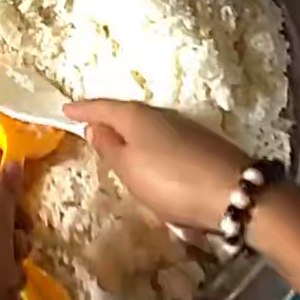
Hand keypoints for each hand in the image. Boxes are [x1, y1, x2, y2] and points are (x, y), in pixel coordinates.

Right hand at [63, 100, 248, 232]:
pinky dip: (150, 147)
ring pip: (146, 127)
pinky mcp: (199, 142)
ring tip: (121, 150)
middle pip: (124, 113)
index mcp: (134, 115)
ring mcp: (181, 125)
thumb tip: (94, 126)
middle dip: (108, 120)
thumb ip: (109, 147)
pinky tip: (154, 163)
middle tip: (91, 129)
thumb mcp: (130, 170)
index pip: (100, 106)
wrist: (235, 192)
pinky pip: (163, 140)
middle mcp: (157, 112)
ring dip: (131, 136)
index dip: (81, 109)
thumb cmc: (171, 180)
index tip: (64, 109)